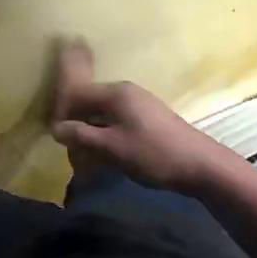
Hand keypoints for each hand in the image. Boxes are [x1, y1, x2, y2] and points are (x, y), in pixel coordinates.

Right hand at [51, 80, 232, 191]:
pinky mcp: (148, 119)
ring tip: (88, 157)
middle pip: (90, 103)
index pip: (78, 94)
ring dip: (92, 133)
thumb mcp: (112, 147)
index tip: (57, 137)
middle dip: (77, 125)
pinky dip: (107, 136)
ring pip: (103, 115)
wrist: (201, 165)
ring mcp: (139, 104)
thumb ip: (82, 136)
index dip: (64, 114)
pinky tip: (108, 155)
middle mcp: (126, 92)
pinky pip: (117, 122)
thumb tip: (56, 128)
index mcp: (116, 93)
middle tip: (72, 151)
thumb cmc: (153, 153)